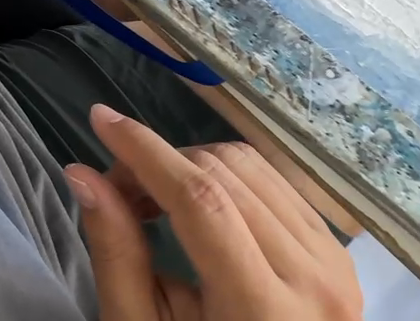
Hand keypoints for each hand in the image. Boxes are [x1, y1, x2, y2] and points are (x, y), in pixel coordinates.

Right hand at [66, 105, 360, 320]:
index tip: (99, 118)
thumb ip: (115, 251)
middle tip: (121, 197)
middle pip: (219, 175)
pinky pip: (271, 177)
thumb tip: (81, 172)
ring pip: (245, 164)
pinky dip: (221, 173)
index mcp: (265, 313)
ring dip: (186, 165)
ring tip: (158, 202)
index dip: (145, 152)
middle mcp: (316, 282)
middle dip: (155, 165)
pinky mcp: (339, 253)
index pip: (201, 203)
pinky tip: (199, 204)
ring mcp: (336, 265)